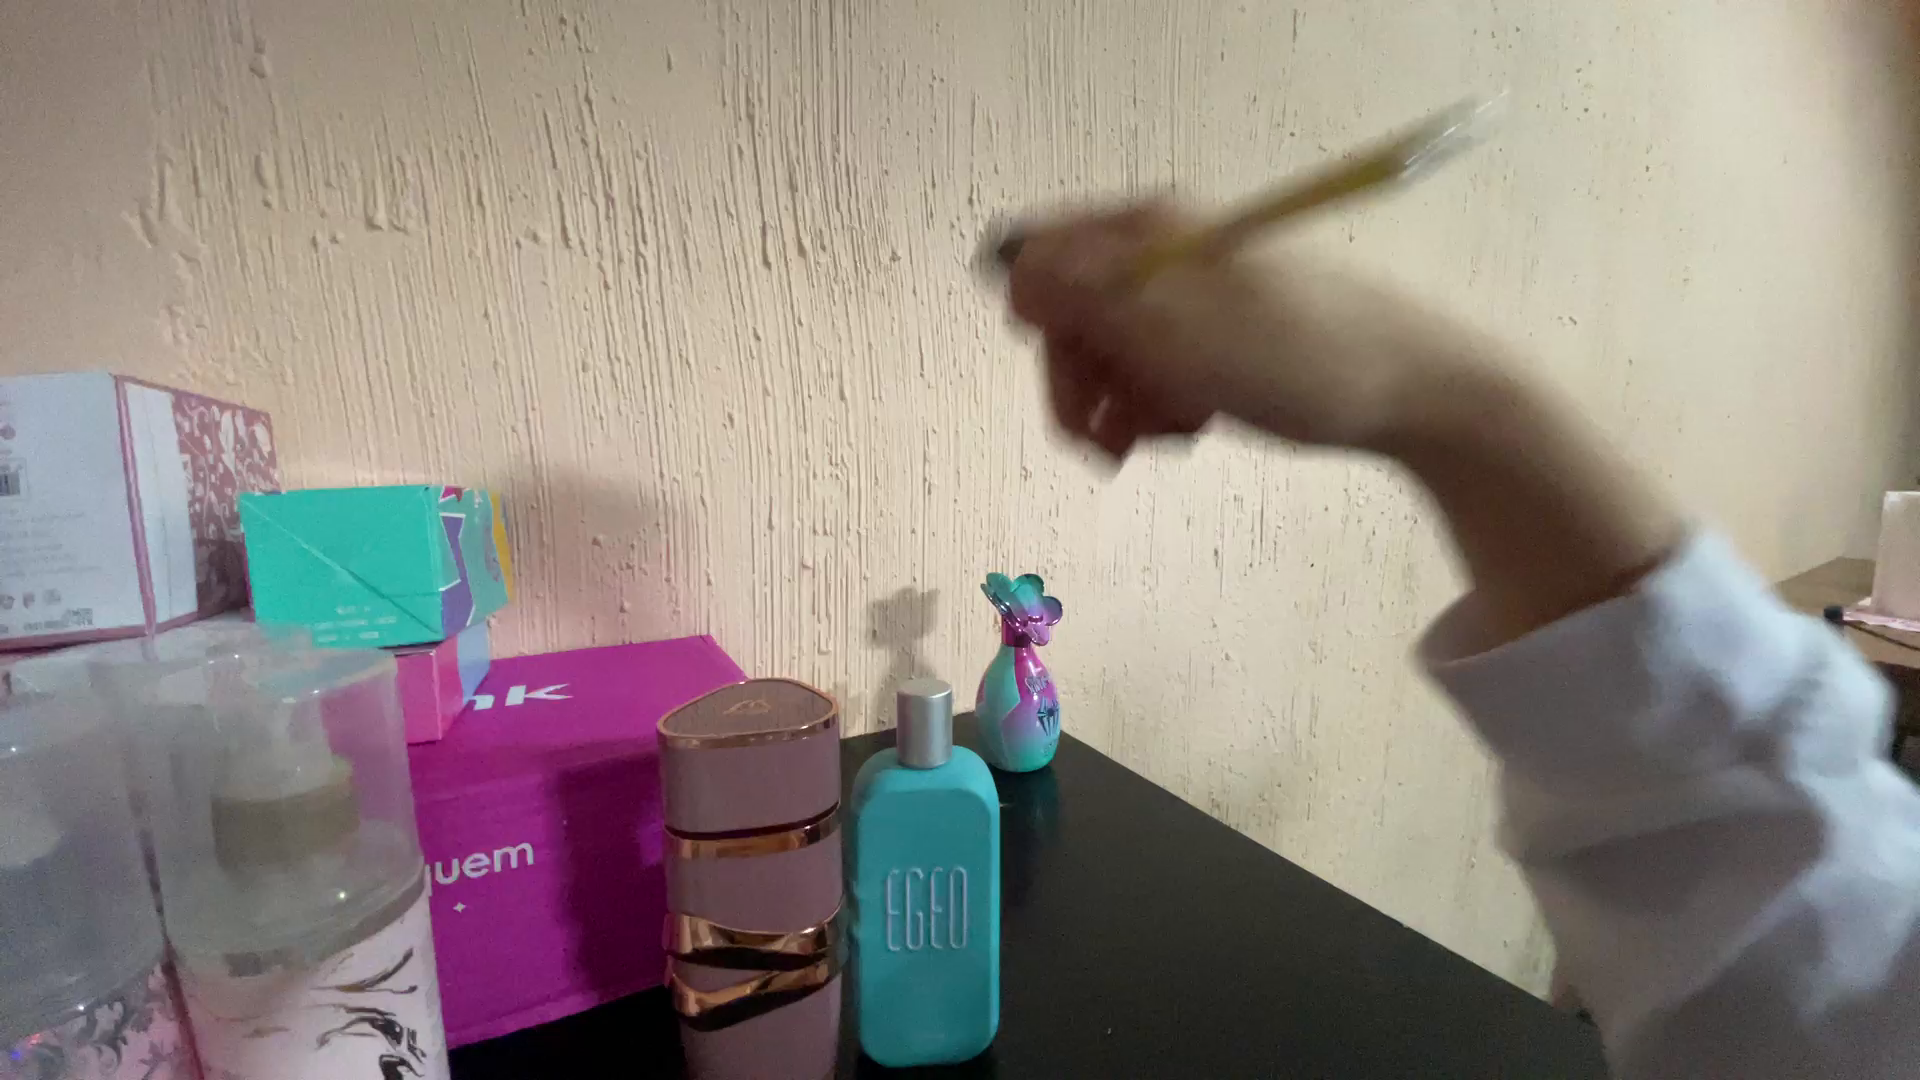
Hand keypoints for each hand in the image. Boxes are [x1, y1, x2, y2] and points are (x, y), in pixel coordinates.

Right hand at [1005, 200, 1492, 457]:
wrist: (1407, 394)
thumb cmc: (1290, 358)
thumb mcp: (1177, 329)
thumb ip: (1087, 298)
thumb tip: (1011, 273)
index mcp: (1147, 233)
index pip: (1044, 257)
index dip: (1041, 319)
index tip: (1072, 369)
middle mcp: (1159, 260)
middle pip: (1071, 319)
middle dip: (1079, 384)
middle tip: (1102, 443)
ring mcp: (1183, 305)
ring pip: (1107, 359)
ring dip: (1119, 409)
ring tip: (1161, 439)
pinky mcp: (1204, 344)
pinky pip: (1148, 378)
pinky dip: (1155, 412)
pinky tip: (1189, 429)